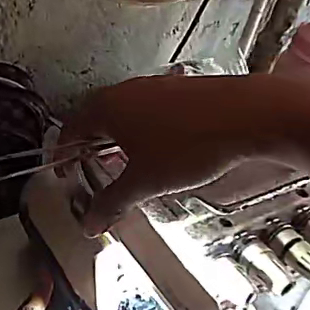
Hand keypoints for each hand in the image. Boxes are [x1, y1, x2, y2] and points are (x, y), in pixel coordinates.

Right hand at [57, 75, 274, 234]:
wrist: (247, 116)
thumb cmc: (191, 143)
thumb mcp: (144, 182)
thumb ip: (113, 203)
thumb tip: (90, 222)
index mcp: (109, 107)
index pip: (72, 128)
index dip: (63, 152)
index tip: (61, 169)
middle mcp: (129, 91)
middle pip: (97, 118)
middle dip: (90, 145)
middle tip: (87, 167)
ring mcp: (157, 87)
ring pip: (126, 114)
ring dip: (118, 139)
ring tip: (123, 165)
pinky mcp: (183, 92)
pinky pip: (151, 112)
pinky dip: (144, 132)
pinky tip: (160, 152)